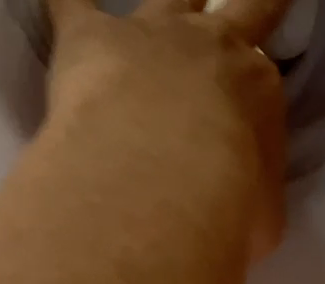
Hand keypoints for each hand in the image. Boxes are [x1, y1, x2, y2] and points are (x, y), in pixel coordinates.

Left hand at [46, 0, 295, 258]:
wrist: (162, 179)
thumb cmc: (224, 206)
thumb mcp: (260, 221)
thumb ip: (254, 205)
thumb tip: (245, 218)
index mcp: (256, 91)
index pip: (262, 77)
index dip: (257, 88)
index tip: (252, 101)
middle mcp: (208, 47)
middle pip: (239, 8)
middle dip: (251, 5)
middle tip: (256, 3)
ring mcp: (148, 35)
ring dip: (168, 3)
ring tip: (162, 11)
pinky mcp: (87, 37)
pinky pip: (69, 2)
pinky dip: (63, 0)